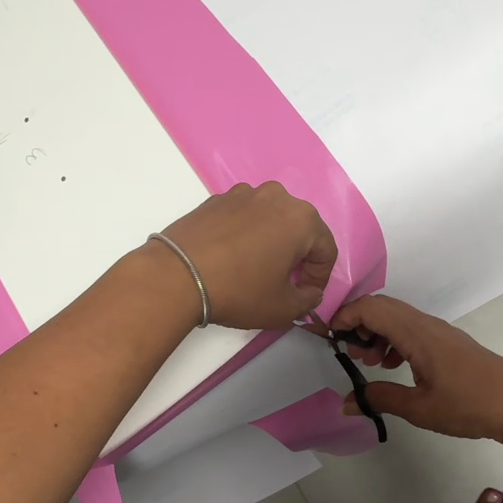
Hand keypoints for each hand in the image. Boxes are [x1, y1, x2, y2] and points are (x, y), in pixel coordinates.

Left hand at [151, 182, 336, 329]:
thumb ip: (308, 300)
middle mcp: (276, 197)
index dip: (320, 277)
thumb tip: (308, 292)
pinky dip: (244, 235)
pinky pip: (242, 218)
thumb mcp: (284, 308)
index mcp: (301, 218)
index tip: (306, 295)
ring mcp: (243, 194)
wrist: (176, 276)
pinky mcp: (215, 200)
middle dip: (297, 256)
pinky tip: (230, 259)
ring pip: (269, 220)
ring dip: (270, 242)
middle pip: (299, 229)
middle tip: (284, 283)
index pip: (326, 249)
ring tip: (255, 270)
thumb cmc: (239, 290)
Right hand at [327, 295, 502, 444]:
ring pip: (397, 317)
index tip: (329, 337)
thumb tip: (348, 402)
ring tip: (370, 362)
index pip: (371, 308)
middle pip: (382, 307)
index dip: (345, 316)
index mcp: (416, 334)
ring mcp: (439, 331)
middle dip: (358, 324)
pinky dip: (393, 339)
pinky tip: (393, 365)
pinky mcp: (448, 341)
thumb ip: (380, 399)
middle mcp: (426, 324)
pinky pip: (411, 328)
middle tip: (349, 353)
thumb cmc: (469, 405)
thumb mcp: (419, 408)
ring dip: (376, 332)